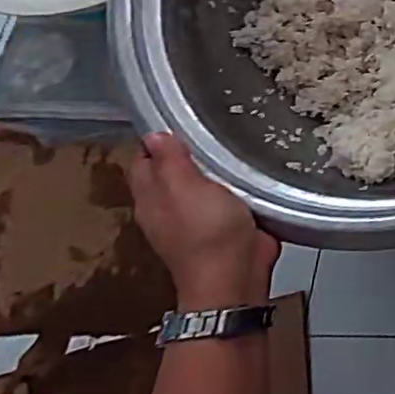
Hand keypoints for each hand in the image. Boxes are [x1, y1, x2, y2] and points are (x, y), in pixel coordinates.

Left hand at [128, 132, 279, 309]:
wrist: (235, 276)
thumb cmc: (208, 233)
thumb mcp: (187, 190)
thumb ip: (171, 163)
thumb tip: (154, 135)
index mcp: (153, 197)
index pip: (145, 160)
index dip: (159, 139)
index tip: (184, 116)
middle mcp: (170, 206)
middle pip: (172, 170)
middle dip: (189, 149)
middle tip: (216, 123)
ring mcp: (197, 217)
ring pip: (201, 182)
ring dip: (215, 166)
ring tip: (235, 141)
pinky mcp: (225, 223)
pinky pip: (226, 195)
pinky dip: (234, 183)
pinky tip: (249, 172)